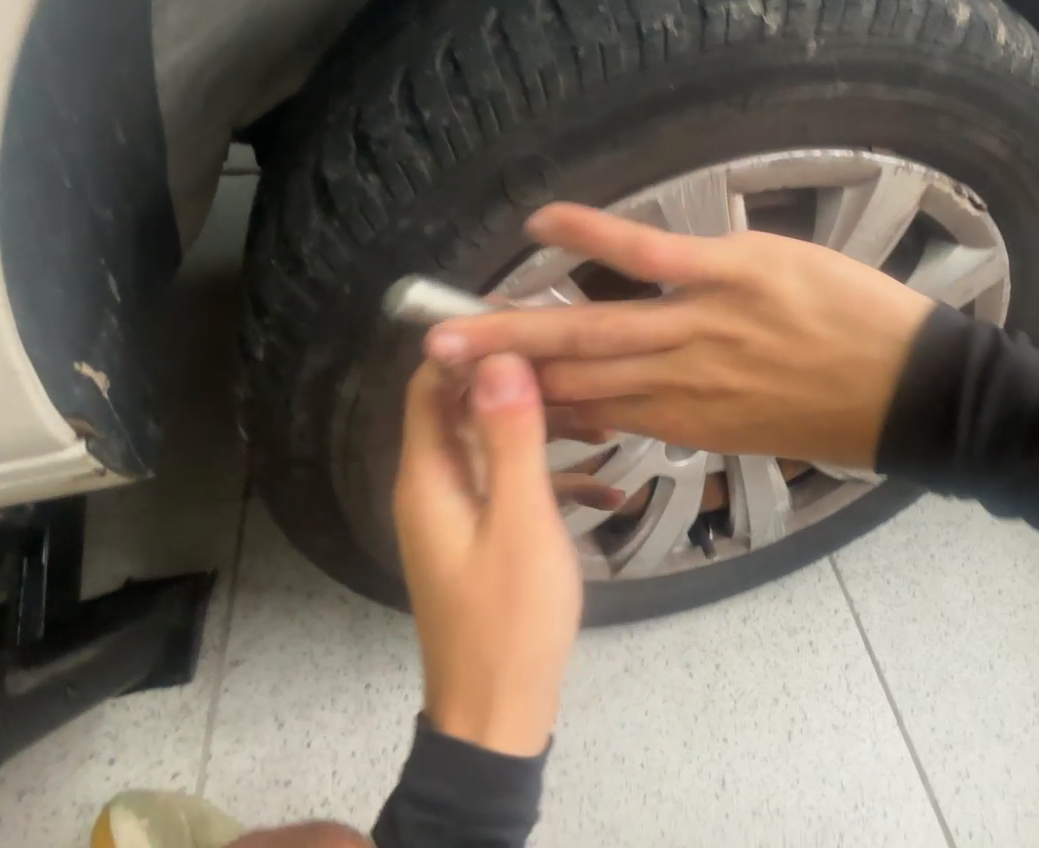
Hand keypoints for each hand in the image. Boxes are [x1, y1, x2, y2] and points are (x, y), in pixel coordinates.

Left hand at [396, 354, 579, 756]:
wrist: (499, 714)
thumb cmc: (510, 618)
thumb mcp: (521, 522)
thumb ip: (512, 439)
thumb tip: (502, 357)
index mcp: (430, 477)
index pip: (433, 386)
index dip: (471, 349)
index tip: (531, 323)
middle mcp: (435, 488)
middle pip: (467, 411)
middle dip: (521, 384)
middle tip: (583, 364)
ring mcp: (460, 516)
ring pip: (497, 448)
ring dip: (545, 430)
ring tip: (607, 420)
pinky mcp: (485, 540)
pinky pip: (514, 490)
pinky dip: (554, 481)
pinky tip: (609, 490)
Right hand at [424, 204, 936, 468]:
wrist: (912, 392)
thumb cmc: (841, 415)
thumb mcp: (760, 432)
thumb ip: (696, 414)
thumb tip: (643, 396)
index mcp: (687, 421)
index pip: (593, 415)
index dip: (534, 407)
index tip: (484, 402)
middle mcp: (679, 381)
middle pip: (575, 378)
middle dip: (502, 374)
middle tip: (436, 364)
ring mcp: (702, 324)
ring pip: (594, 328)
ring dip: (520, 324)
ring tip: (457, 322)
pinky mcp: (732, 274)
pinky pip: (648, 254)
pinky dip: (592, 235)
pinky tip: (542, 222)